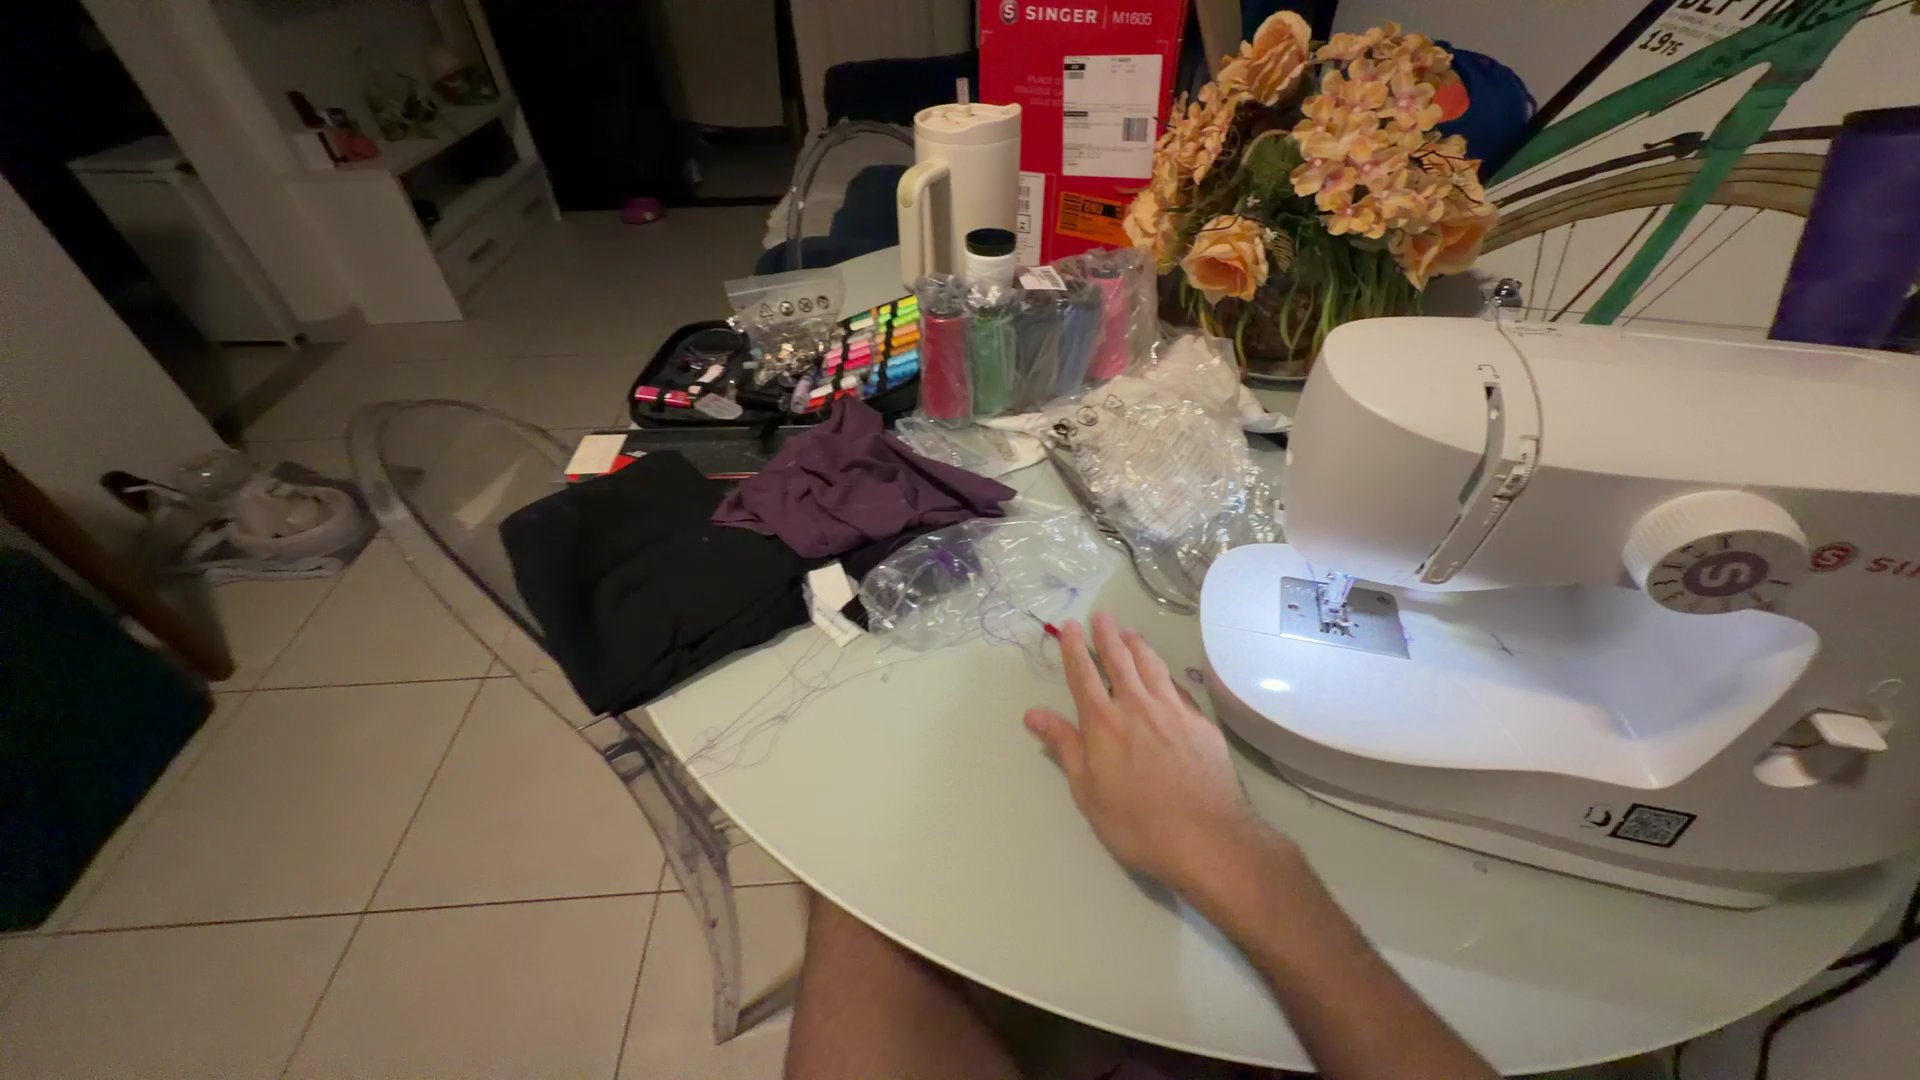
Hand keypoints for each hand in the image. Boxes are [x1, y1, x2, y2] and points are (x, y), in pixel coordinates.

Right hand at [1024, 613, 1272, 896]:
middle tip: (1102, 616)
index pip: (1084, 674)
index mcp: (1103, 722)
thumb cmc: (1136, 822)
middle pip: (1119, 660)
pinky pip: (1177, 686)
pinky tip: (1163, 672)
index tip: (1071, 627)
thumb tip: (1033, 713)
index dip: (1075, 648)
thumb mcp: (1087, 790)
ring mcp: (1172, 710)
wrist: (1206, 837)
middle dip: (1107, 635)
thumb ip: (1064, 745)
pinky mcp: (1200, 723)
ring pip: (1152, 665)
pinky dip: (1164, 672)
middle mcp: (1136, 705)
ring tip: (1130, 632)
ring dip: (1137, 645)